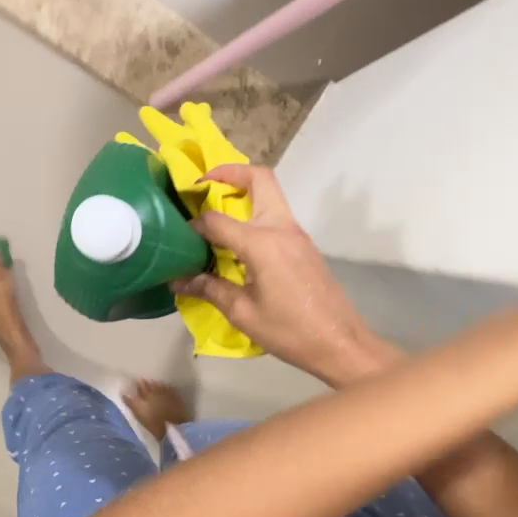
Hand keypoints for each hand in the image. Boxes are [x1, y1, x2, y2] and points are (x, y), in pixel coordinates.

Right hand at [170, 164, 396, 384]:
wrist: (339, 343)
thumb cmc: (289, 331)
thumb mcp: (243, 313)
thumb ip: (209, 289)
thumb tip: (178, 279)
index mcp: (262, 243)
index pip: (217, 220)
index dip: (193, 225)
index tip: (178, 235)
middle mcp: (281, 228)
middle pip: (259, 179)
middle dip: (229, 173)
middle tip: (203, 184)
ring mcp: (297, 235)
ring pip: (270, 194)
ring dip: (243, 193)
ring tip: (216, 213)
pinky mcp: (304, 246)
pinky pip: (276, 216)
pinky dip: (254, 214)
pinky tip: (238, 242)